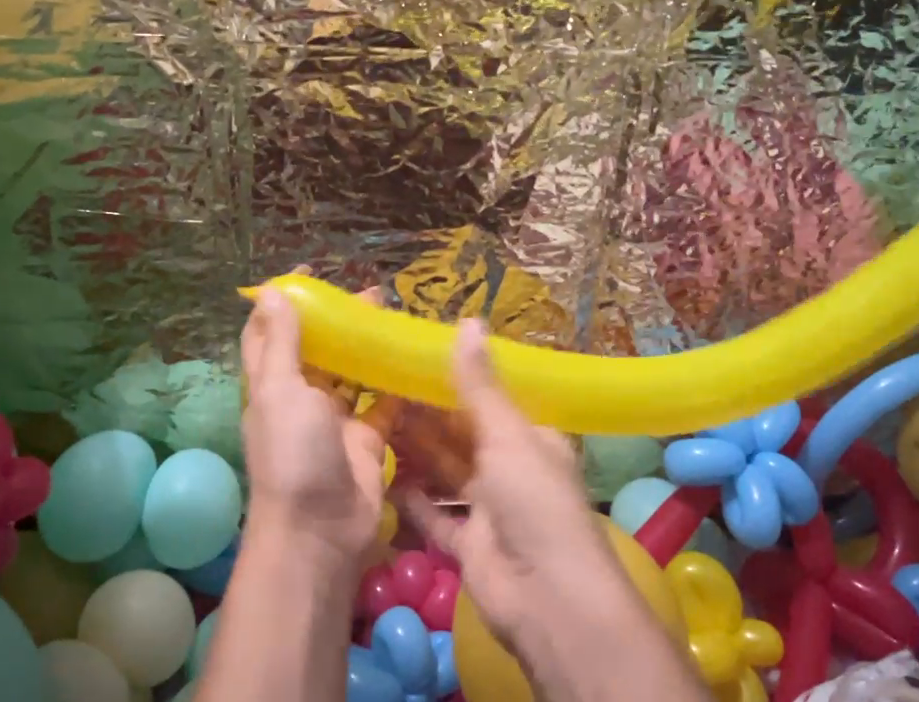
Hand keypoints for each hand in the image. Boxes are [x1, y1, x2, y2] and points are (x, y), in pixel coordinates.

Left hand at [240, 287, 388, 565]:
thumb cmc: (293, 454)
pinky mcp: (367, 441)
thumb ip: (282, 343)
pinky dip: (397, 386)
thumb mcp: (282, 391)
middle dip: (338, 321)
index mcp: (271, 385)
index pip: (270, 333)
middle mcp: (300, 399)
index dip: (283, 303)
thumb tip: (271, 291)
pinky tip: (414, 361)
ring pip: (352, 374)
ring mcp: (335, 421)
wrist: (319, 531)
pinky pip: (384, 405)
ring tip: (394, 318)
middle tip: (370, 295)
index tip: (309, 274)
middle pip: (318, 350)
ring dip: (368, 348)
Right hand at [400, 320, 633, 649]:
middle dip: (425, 416)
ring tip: (371, 421)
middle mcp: (510, 470)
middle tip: (378, 387)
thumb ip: (480, 384)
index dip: (453, 382)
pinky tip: (381, 476)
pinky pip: (435, 516)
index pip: (487, 401)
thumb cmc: (534, 501)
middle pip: (461, 437)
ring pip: (446, 473)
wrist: (547, 597)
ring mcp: (489, 511)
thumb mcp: (507, 434)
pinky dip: (412, 499)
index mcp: (530, 438)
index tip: (411, 361)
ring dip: (415, 452)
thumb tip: (470, 320)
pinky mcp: (469, 546)